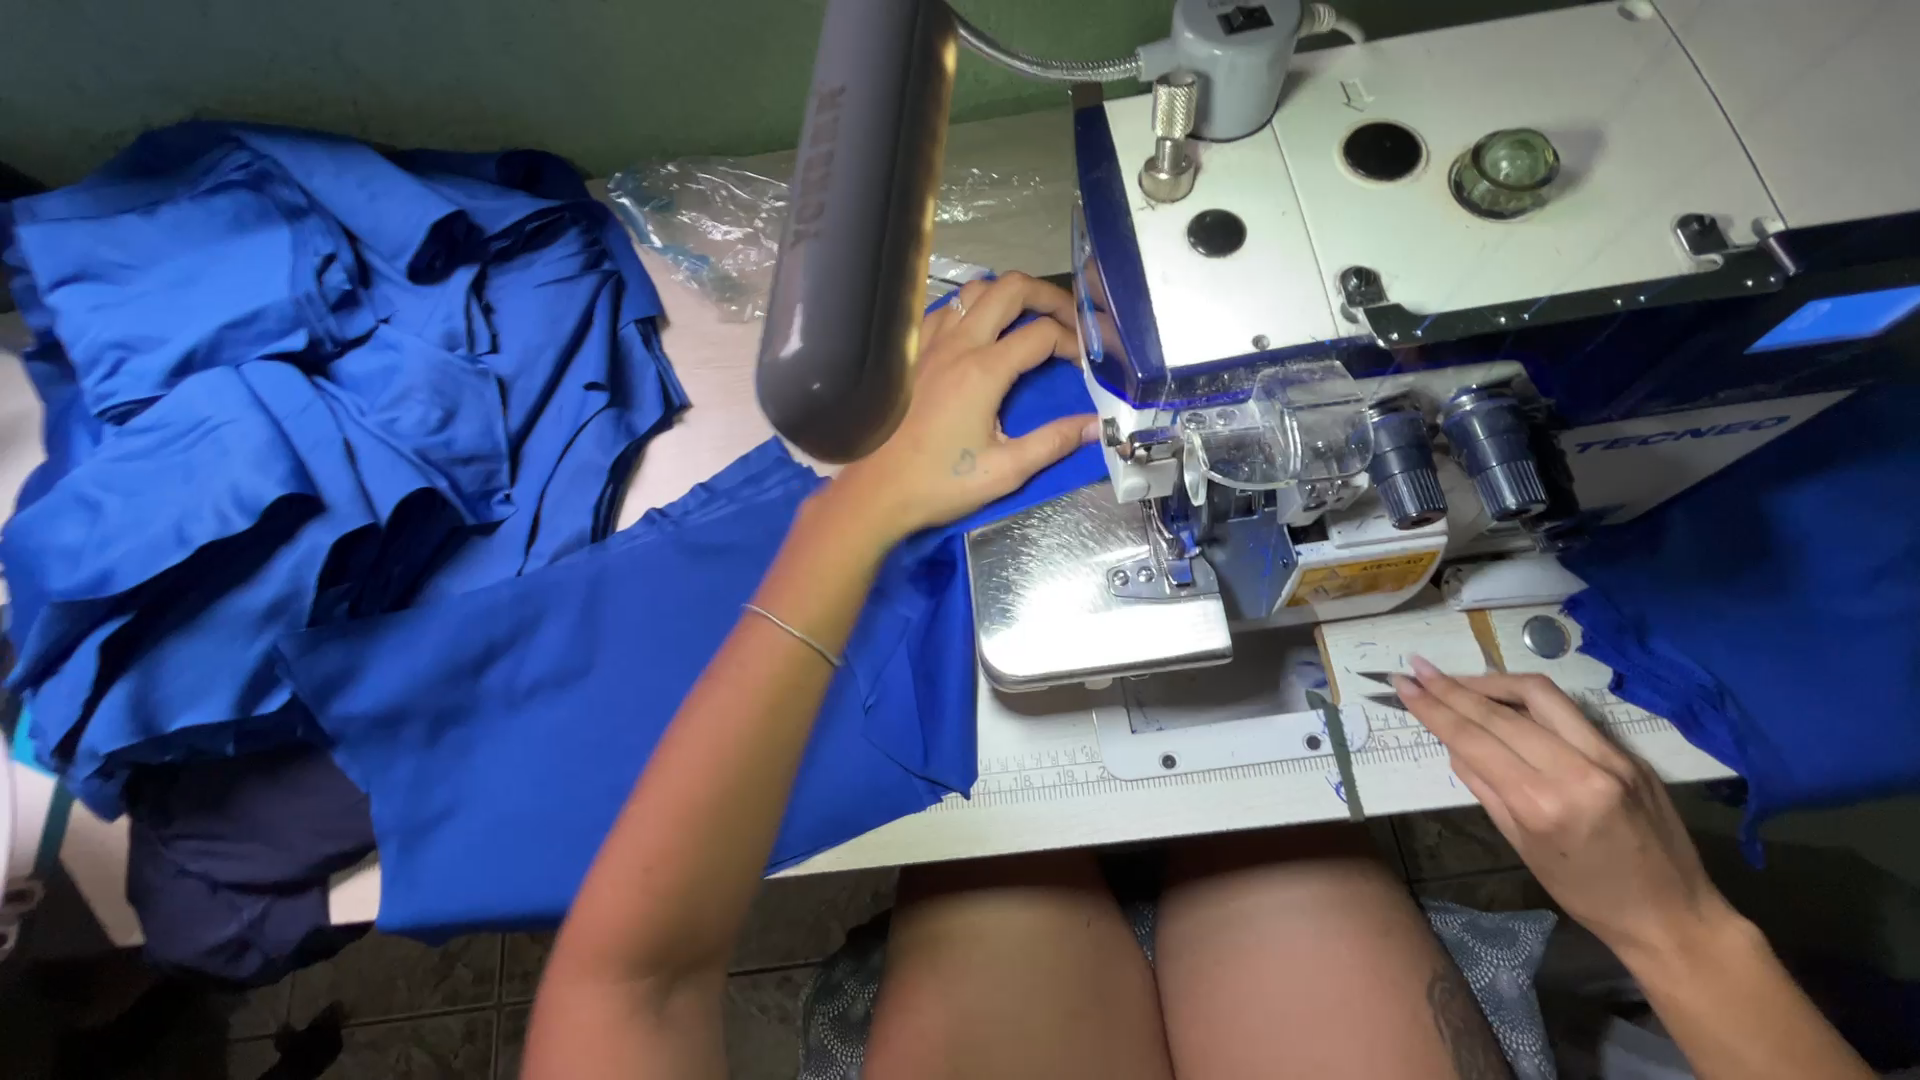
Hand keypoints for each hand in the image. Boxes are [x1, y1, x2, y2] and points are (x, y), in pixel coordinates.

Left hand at [827, 272, 1095, 544]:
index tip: (1083, 364)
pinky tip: (978, 335)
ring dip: (1007, 298)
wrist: (875, 491)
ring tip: (1026, 322)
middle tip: (1067, 319)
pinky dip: (970, 310)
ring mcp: (927, 343)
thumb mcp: (1005, 471)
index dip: (1073, 341)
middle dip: (1047, 296)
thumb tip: (1096, 426)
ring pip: (973, 291)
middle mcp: (956, 344)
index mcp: (983, 371)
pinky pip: (944, 310)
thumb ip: (1054, 443)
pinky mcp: (908, 353)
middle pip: (1009, 288)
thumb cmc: (939, 484)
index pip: (1042, 333)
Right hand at [1393, 657, 1735, 965]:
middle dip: (1451, 688)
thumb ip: (1485, 787)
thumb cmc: (1585, 893)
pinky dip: (1527, 698)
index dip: (1433, 708)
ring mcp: (1608, 758)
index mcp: (1541, 803)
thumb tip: (1455, 745)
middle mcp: (1576, 771)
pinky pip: (1568, 712)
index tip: (1404, 685)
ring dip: (1491, 681)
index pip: (1474, 739)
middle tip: (1417, 670)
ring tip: (1458, 678)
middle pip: (1500, 713)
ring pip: (1539, 695)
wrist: (1674, 916)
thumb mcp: (1521, 845)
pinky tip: (1504, 698)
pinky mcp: (1627, 753)